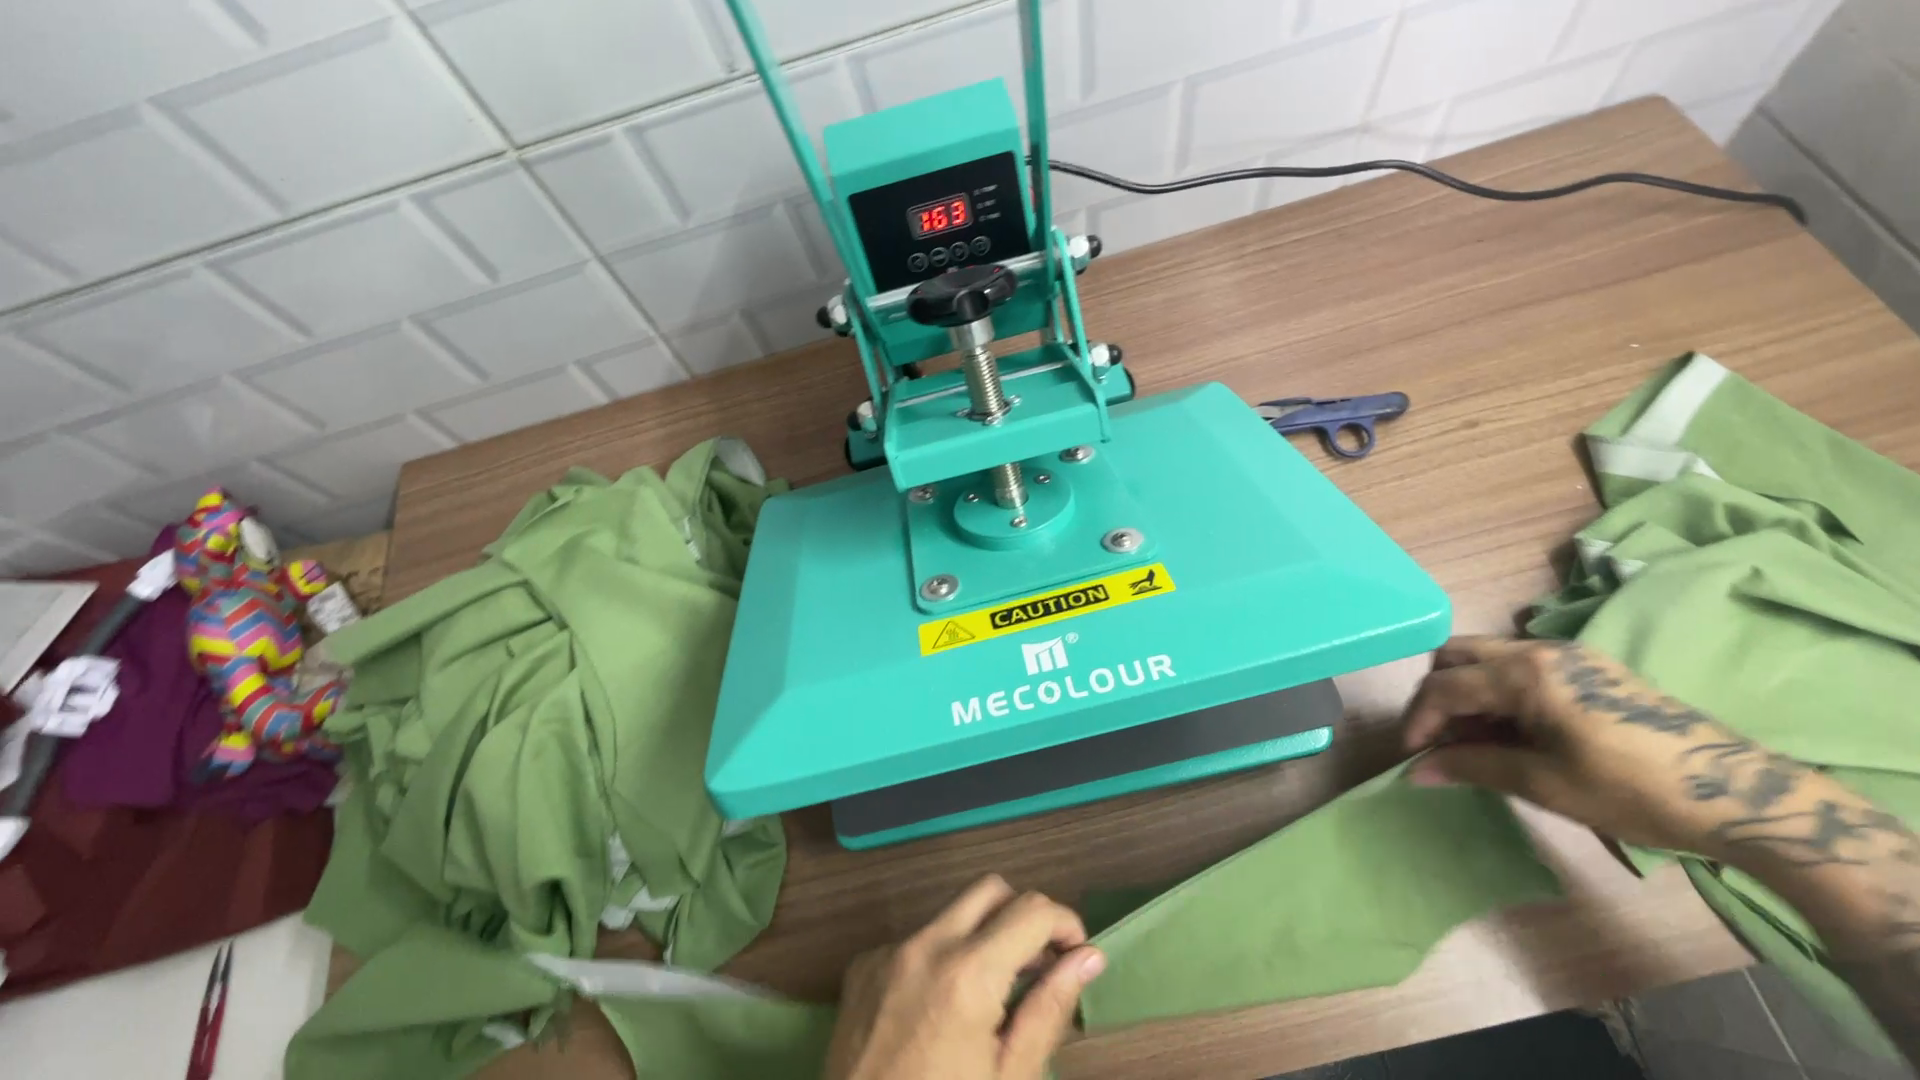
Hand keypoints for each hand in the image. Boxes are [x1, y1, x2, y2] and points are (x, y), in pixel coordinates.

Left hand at [824, 875, 1105, 1079]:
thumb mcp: (1009, 1077)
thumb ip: (1050, 1009)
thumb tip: (1088, 957)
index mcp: (967, 974)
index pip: (1033, 910)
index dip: (1066, 925)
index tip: (1074, 956)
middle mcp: (925, 945)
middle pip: (991, 889)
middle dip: (1023, 917)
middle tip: (1037, 967)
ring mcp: (887, 952)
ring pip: (951, 912)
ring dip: (981, 935)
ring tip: (991, 994)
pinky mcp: (861, 966)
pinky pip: (915, 939)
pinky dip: (941, 957)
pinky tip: (940, 1009)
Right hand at [1400, 636, 1744, 854]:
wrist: (1739, 796)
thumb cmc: (1632, 790)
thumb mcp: (1545, 784)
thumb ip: (1473, 766)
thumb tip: (1417, 771)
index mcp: (1526, 674)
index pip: (1445, 686)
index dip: (1419, 720)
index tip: (1414, 758)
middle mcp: (1542, 651)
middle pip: (1459, 655)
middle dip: (1438, 696)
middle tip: (1441, 742)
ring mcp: (1571, 657)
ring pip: (1489, 660)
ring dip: (1469, 696)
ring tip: (1477, 746)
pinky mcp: (1593, 671)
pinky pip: (1522, 669)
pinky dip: (1500, 696)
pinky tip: (1514, 736)